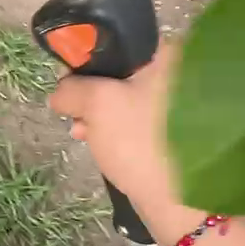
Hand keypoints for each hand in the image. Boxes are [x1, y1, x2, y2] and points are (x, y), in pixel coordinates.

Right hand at [46, 51, 182, 206]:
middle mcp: (182, 74)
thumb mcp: (96, 103)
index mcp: (170, 56)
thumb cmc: (140, 140)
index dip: (87, 63)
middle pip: (120, 74)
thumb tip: (61, 92)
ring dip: (100, 116)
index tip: (70, 84)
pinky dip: (118, 130)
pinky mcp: (178, 133)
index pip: (118, 45)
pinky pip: (139, 121)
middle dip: (91, 96)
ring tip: (81, 133)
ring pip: (127, 100)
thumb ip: (71, 89)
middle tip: (75, 115)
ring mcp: (183, 106)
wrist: (178, 199)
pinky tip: (101, 144)